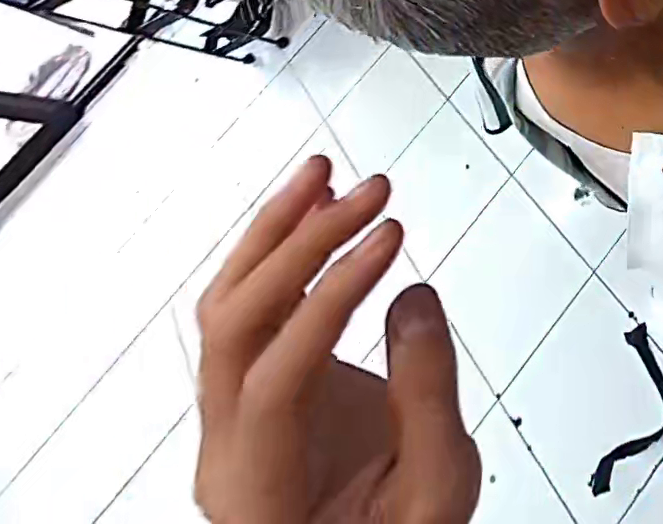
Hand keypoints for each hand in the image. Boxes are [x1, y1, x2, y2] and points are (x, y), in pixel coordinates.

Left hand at [193, 157, 479, 523]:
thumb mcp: (436, 489)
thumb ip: (427, 397)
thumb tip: (412, 294)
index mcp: (261, 485)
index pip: (279, 371)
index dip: (334, 294)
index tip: (393, 234)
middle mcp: (226, 441)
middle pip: (235, 324)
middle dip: (303, 242)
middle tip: (373, 191)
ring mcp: (232, 409)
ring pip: (229, 305)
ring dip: (277, 230)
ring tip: (324, 171)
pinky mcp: (259, 380)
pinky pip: (253, 305)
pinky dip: (281, 248)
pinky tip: (315, 208)